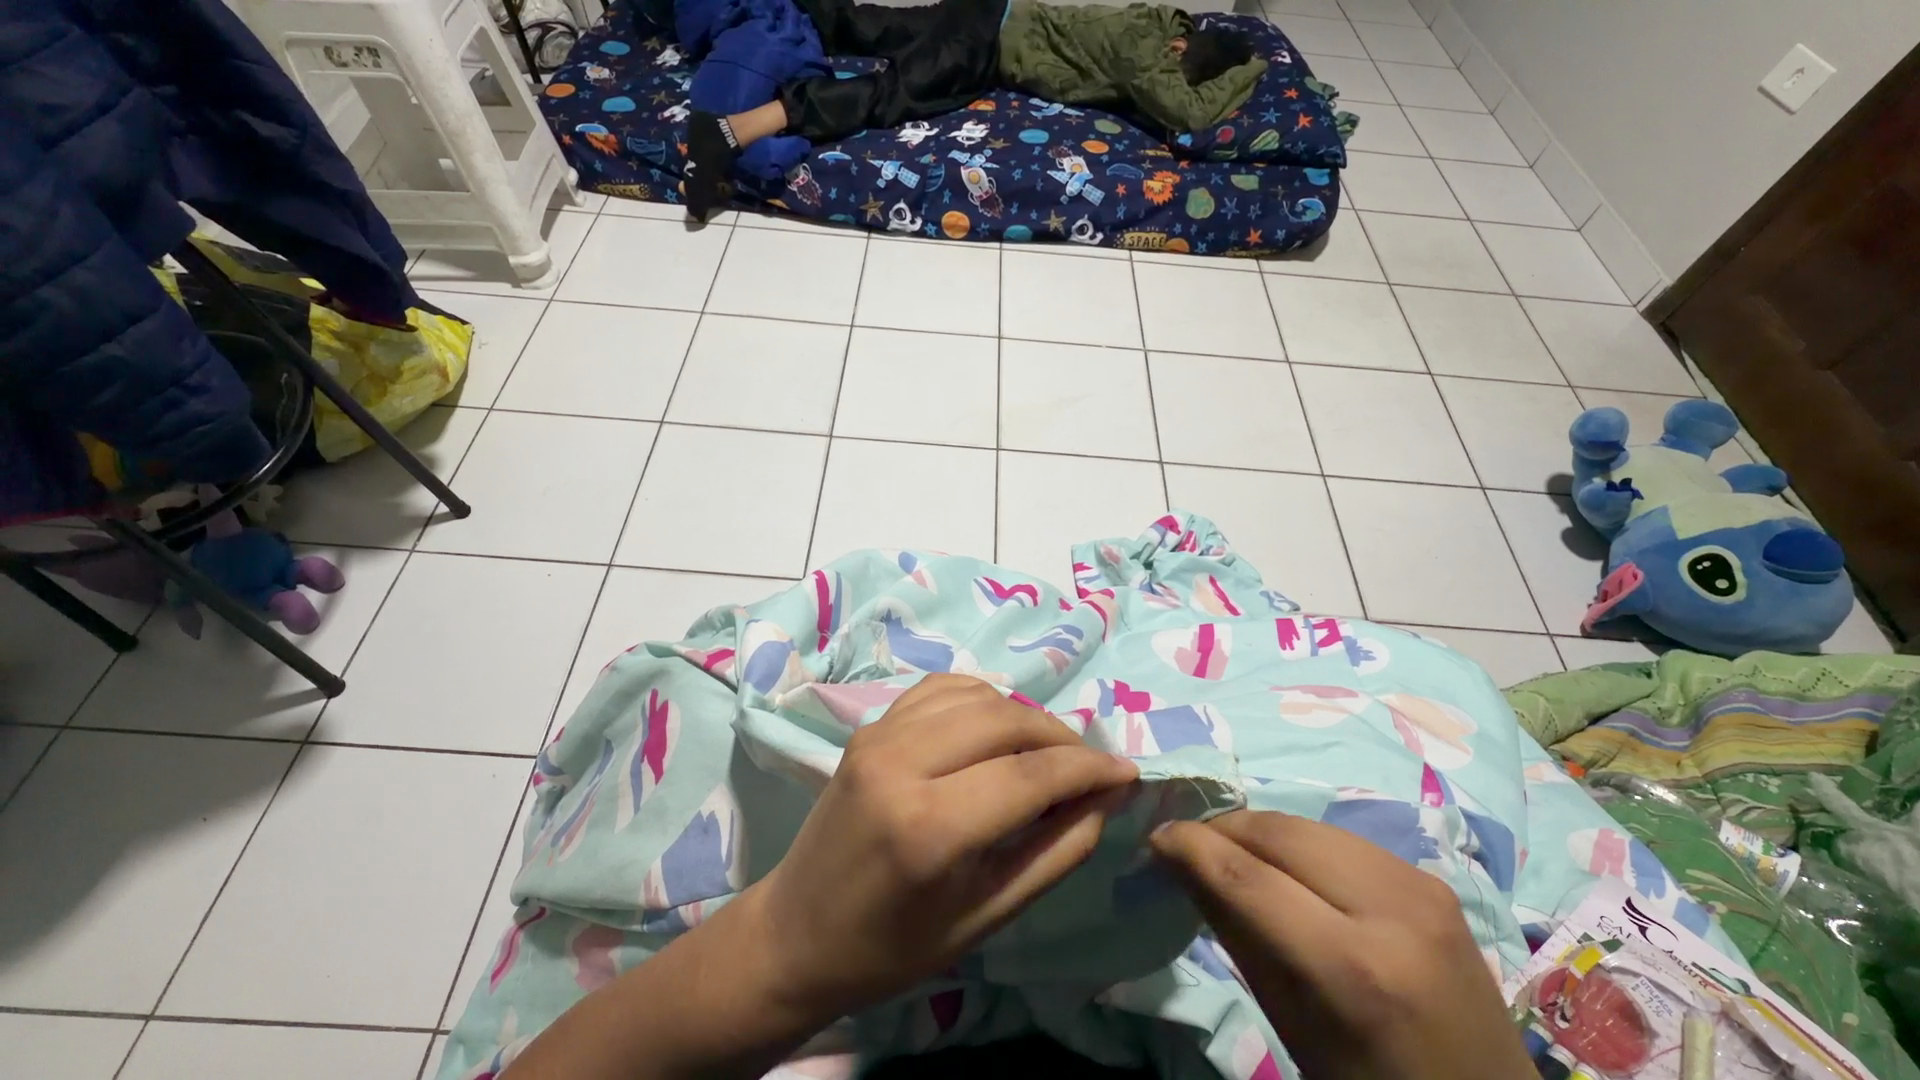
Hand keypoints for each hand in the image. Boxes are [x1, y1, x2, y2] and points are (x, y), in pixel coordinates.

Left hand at [737, 675, 1137, 1019]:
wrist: (798, 934)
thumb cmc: (895, 945)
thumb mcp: (987, 915)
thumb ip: (1056, 851)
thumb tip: (1105, 796)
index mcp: (930, 825)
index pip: (1032, 773)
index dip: (1090, 768)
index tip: (1127, 773)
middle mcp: (901, 762)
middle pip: (1008, 720)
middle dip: (1063, 738)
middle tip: (1091, 768)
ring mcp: (878, 736)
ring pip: (978, 695)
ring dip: (1025, 717)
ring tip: (1049, 754)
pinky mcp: (868, 728)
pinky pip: (941, 691)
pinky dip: (982, 700)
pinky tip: (998, 730)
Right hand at [1151, 811, 1533, 1079]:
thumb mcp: (1292, 1027)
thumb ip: (1238, 936)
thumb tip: (1183, 867)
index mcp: (1353, 969)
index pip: (1249, 878)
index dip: (1192, 847)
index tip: (1156, 838)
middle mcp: (1392, 911)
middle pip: (1281, 834)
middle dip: (1223, 828)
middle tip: (1186, 843)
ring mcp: (1423, 888)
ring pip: (1310, 825)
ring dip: (1259, 831)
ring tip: (1228, 851)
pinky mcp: (1434, 880)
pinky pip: (1344, 840)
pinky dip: (1300, 843)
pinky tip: (1283, 865)